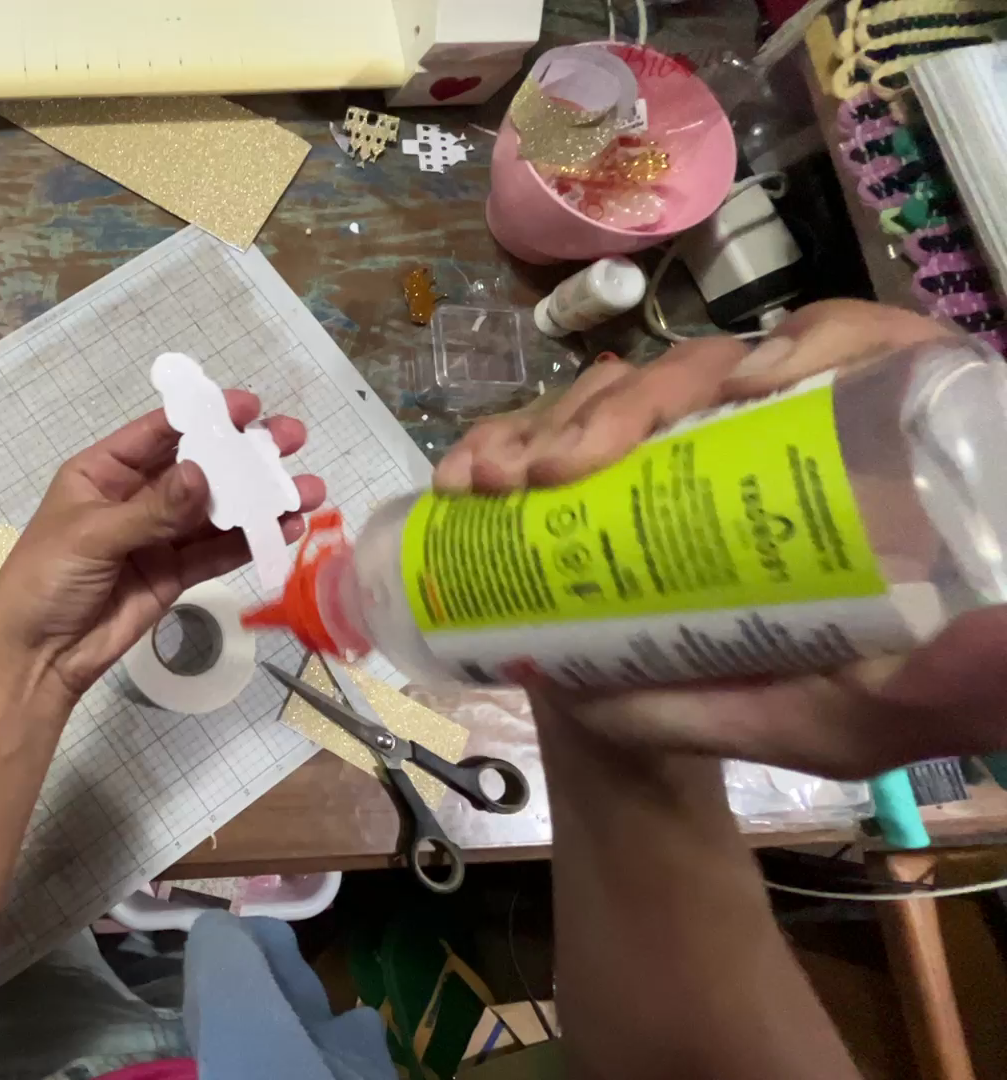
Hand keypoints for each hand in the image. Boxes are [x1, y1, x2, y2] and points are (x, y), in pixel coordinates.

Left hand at [0, 390, 324, 703]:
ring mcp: (157, 537)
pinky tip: (284, 528)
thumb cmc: (46, 578)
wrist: (37, 654)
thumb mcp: (92, 536)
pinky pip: (215, 552)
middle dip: (242, 454)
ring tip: (306, 489)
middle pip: (196, 468)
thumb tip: (204, 474)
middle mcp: (134, 498)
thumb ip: (152, 509)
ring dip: (258, 500)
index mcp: (102, 473)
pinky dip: (248, 541)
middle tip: (291, 439)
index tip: (248, 407)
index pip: (158, 434)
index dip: (202, 417)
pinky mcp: (173, 574)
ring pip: (214, 511)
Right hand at [440, 299, 1006, 777]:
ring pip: (599, 389)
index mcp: (830, 470)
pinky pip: (522, 429)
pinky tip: (460, 481)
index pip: (846, 356)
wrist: (632, 722)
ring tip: (494, 483)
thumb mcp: (849, 717)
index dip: (808, 343)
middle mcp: (732, 439)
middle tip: (558, 471)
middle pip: (695, 368)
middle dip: (617, 406)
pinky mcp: (563, 474)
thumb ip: (925, 698)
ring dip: (536, 425)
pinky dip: (485, 443)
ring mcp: (636, 452)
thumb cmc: (750, 709)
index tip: (748, 393)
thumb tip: (1005, 636)